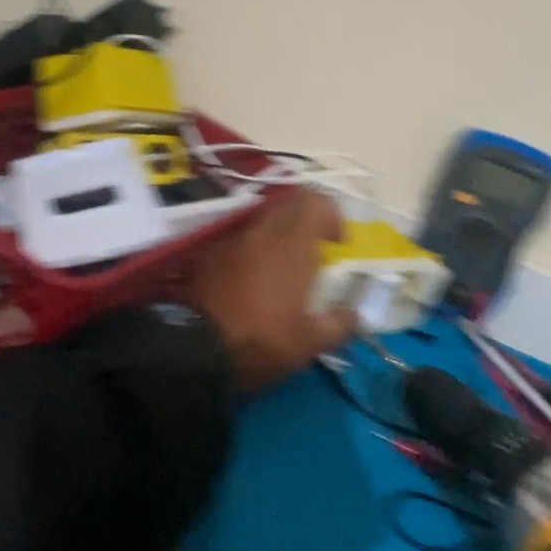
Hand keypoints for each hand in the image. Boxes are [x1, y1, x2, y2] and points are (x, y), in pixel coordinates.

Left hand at [187, 188, 355, 389]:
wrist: (197, 348)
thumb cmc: (263, 341)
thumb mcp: (311, 342)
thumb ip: (339, 323)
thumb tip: (353, 313)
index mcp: (292, 245)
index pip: (315, 202)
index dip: (332, 216)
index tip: (339, 244)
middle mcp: (261, 232)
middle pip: (288, 204)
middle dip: (306, 219)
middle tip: (315, 248)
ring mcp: (232, 240)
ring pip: (262, 219)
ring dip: (280, 232)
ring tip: (286, 265)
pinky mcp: (211, 253)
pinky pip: (241, 237)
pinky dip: (255, 247)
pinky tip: (256, 276)